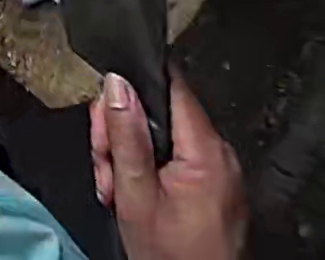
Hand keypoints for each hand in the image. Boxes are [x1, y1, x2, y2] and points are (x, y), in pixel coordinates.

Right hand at [90, 68, 247, 259]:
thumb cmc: (171, 256)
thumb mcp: (135, 194)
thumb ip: (126, 135)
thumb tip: (116, 82)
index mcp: (207, 153)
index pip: (171, 84)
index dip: (131, 87)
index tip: (105, 109)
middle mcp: (219, 155)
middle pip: (156, 110)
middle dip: (118, 129)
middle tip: (105, 164)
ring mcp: (217, 171)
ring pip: (156, 132)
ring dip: (125, 151)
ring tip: (115, 185)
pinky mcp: (211, 184)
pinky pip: (169, 153)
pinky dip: (142, 165)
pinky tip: (129, 189)